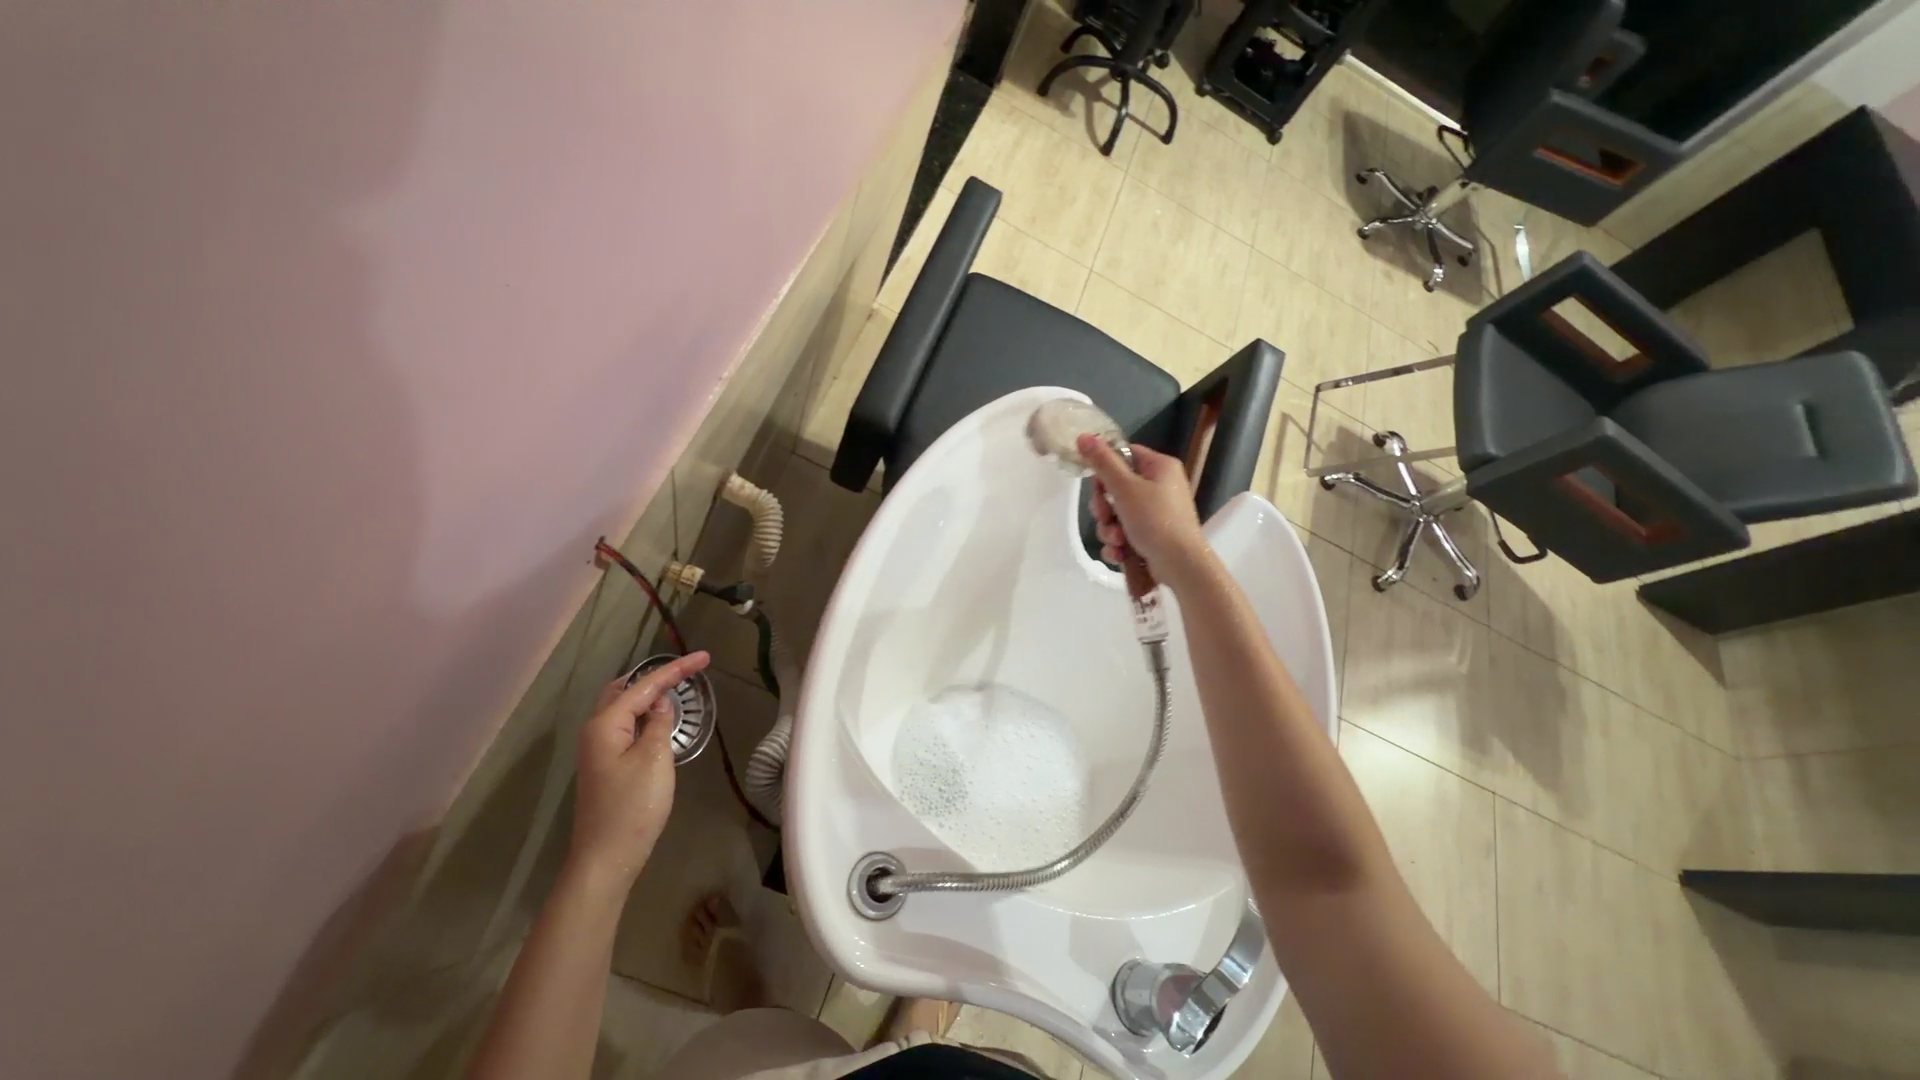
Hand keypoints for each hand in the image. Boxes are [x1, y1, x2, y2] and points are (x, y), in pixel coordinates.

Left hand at [569, 651, 710, 887]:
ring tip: (676, 689)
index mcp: (605, 723)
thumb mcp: (655, 760)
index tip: (704, 657)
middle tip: (686, 672)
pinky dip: (643, 716)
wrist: (607, 858)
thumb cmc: (633, 807)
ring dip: (647, 696)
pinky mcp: (605, 766)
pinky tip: (658, 721)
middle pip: (624, 690)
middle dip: (654, 677)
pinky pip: (624, 727)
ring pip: (622, 709)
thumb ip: (659, 724)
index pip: (644, 686)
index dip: (675, 670)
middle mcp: (595, 730)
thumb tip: (660, 704)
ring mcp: (597, 750)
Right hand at [1079, 435, 1210, 586]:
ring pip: (1117, 514)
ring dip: (1109, 529)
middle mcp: (1160, 486)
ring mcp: (1156, 513)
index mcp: (1159, 467)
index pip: (1124, 455)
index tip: (1096, 484)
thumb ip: (1102, 462)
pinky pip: (1124, 533)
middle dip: (1105, 507)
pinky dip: (1118, 544)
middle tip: (1105, 516)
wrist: (1181, 565)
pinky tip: (1120, 554)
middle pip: (1116, 487)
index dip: (1105, 469)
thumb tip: (1083, 435)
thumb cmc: (1155, 520)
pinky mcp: (1152, 536)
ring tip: (1117, 541)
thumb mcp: (1125, 487)